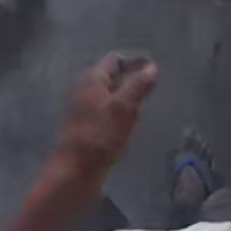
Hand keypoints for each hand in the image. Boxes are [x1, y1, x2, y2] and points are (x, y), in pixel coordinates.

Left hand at [54, 52, 157, 183]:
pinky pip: (107, 111)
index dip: (135, 62)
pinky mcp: (88, 125)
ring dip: (127, 97)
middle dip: (133, 79)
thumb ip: (138, 85)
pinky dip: (121, 112)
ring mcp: (85, 108)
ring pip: (111, 95)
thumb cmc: (100, 135)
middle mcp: (86, 89)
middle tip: (153, 88)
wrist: (76, 170)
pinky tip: (131, 122)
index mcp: (92, 78)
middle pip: (112, 77)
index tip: (154, 69)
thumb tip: (151, 66)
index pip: (115, 60)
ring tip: (145, 105)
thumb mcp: (123, 107)